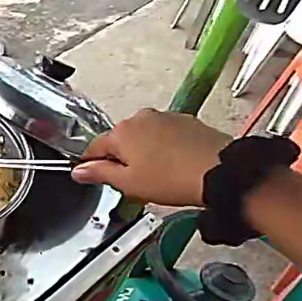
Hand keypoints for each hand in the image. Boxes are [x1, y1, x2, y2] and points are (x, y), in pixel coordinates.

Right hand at [70, 107, 230, 206]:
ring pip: (142, 137)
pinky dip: (164, 148)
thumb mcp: (127, 183)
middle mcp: (140, 118)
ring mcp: (165, 117)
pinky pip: (164, 134)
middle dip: (122, 159)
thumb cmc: (174, 178)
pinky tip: (173, 166)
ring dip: (144, 153)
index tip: (97, 177)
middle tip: (134, 182)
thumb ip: (99, 174)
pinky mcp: (186, 121)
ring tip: (158, 176)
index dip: (93, 166)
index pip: (94, 148)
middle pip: (119, 141)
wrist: (221, 172)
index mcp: (120, 132)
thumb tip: (79, 170)